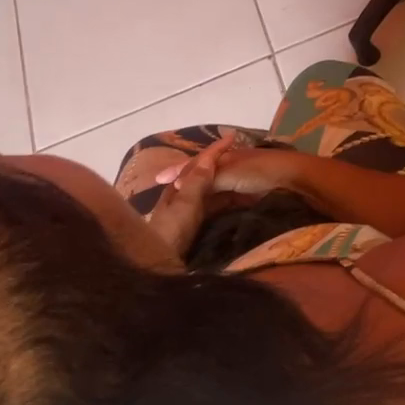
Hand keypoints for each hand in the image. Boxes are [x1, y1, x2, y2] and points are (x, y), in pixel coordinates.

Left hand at [144, 135, 236, 256]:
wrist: (156, 266)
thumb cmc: (171, 232)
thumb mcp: (186, 205)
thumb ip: (197, 182)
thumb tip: (209, 158)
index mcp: (176, 189)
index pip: (198, 164)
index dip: (215, 151)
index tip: (233, 138)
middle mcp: (179, 198)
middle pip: (203, 177)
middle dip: (222, 166)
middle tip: (245, 160)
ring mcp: (185, 215)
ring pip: (210, 193)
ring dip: (227, 186)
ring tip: (248, 183)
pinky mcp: (192, 230)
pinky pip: (213, 208)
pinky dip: (226, 203)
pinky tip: (237, 206)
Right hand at [154, 146, 317, 198]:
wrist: (293, 175)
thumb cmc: (258, 171)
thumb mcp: (227, 174)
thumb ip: (204, 179)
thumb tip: (180, 185)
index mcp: (223, 156)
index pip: (194, 163)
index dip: (177, 171)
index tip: (159, 182)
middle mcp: (231, 163)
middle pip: (204, 174)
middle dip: (187, 182)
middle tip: (168, 197)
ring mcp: (243, 176)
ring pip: (216, 185)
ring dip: (202, 193)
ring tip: (184, 206)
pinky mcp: (253, 190)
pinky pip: (230, 195)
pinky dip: (219, 200)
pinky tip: (212, 209)